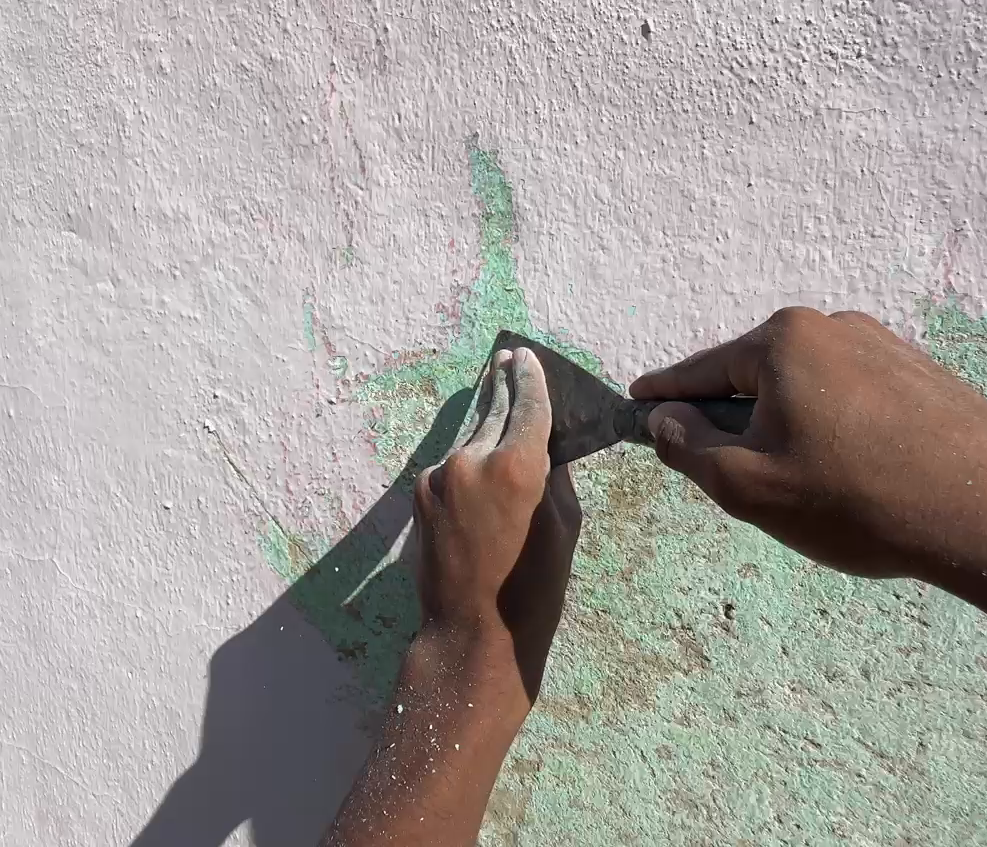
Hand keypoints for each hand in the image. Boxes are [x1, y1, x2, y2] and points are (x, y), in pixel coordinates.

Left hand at [416, 347, 581, 699]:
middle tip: (506, 356)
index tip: (526, 355)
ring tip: (496, 392)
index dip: (529, 377)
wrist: (471, 632)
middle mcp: (473, 458)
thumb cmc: (534, 588)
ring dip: (485, 418)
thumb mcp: (564, 526)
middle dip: (502, 382)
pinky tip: (479, 459)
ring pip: (471, 434)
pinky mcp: (422, 489)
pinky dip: (468, 455)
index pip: (528, 405)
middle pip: (494, 409)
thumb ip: (553, 473)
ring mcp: (442, 473)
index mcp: (518, 466)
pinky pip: (453, 461)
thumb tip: (544, 443)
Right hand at [629, 306, 986, 588]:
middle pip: (752, 375)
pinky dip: (829, 425)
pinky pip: (849, 395)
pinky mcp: (925, 374)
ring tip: (802, 482)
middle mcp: (832, 325)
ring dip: (783, 423)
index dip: (663, 393)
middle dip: (732, 417)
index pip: (700, 370)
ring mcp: (886, 345)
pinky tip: (852, 471)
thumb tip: (665, 417)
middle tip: (731, 471)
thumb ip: (687, 447)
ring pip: (802, 386)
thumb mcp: (747, 486)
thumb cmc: (859, 500)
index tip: (635, 400)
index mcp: (782, 340)